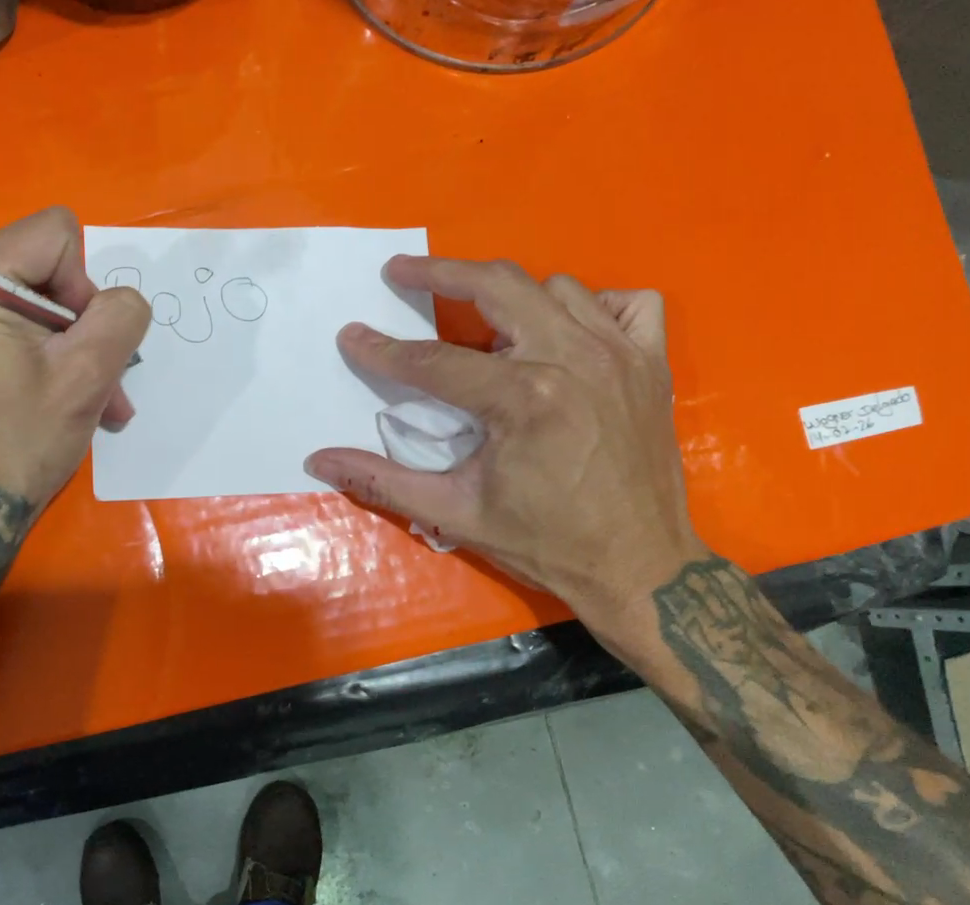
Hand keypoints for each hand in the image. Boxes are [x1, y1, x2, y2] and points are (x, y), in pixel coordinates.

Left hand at [0, 207, 149, 510]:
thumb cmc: (25, 440)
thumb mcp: (87, 375)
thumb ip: (121, 317)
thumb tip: (123, 302)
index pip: (56, 234)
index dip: (86, 286)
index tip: (83, 344)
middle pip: (49, 268)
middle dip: (87, 324)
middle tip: (106, 378)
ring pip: (43, 305)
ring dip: (81, 351)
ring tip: (105, 404)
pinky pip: (23, 331)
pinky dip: (55, 361)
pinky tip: (76, 404)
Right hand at [303, 256, 707, 625]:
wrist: (638, 566)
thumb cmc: (544, 542)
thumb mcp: (453, 514)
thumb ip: (382, 480)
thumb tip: (318, 460)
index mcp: (523, 399)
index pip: (434, 360)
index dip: (383, 349)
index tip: (351, 335)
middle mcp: (574, 359)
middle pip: (499, 286)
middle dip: (442, 273)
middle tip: (402, 272)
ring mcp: (621, 354)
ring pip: (558, 288)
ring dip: (511, 297)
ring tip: (480, 323)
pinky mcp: (651, 363)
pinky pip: (628, 304)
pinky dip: (593, 306)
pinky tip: (566, 333)